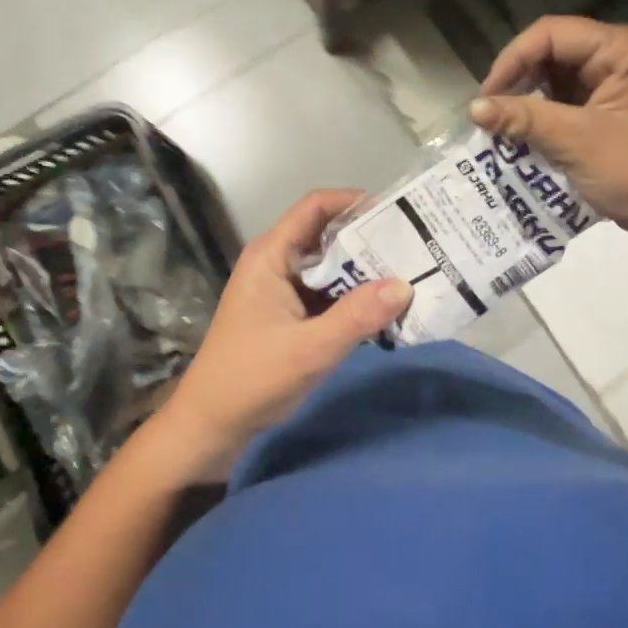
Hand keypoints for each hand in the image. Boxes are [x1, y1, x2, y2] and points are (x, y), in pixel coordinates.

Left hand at [160, 189, 412, 465]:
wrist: (211, 425)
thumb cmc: (251, 378)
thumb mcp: (310, 349)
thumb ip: (357, 316)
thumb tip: (404, 285)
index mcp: (271, 256)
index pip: (315, 207)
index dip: (354, 202)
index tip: (398, 214)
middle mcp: (277, 263)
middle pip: (328, 235)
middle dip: (370, 240)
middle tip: (417, 249)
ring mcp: (282, 289)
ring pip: (331, 267)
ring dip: (365, 273)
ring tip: (411, 277)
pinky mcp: (289, 315)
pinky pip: (328, 294)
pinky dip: (354, 299)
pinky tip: (386, 311)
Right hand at [470, 16, 627, 235]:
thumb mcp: (576, 141)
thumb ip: (523, 119)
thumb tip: (472, 108)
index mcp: (622, 48)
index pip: (551, 34)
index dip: (513, 59)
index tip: (487, 97)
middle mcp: (617, 55)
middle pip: (549, 51)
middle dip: (517, 80)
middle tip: (489, 113)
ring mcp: (611, 82)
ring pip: (551, 76)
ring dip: (524, 99)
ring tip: (498, 125)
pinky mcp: (603, 108)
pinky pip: (560, 100)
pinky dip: (537, 115)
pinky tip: (517, 134)